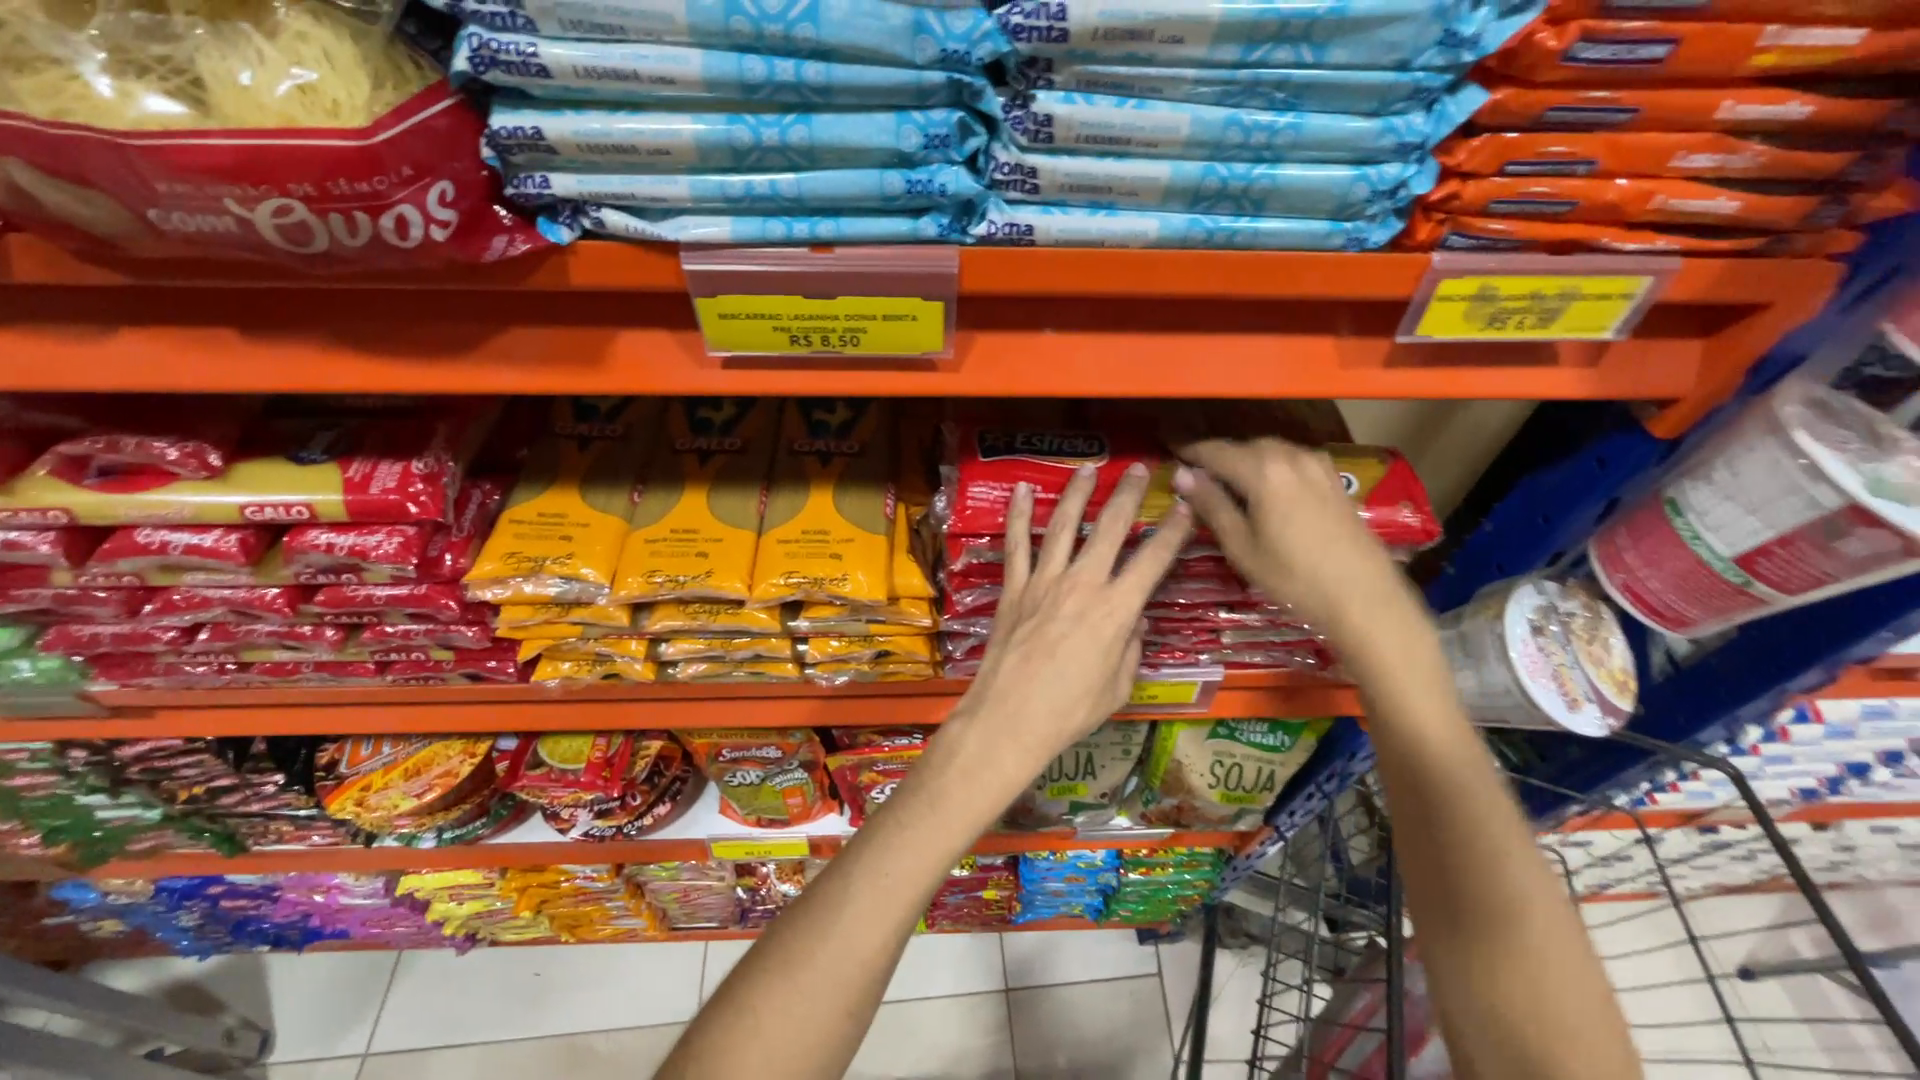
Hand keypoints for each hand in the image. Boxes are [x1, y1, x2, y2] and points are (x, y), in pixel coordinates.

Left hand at [950, 462, 1192, 768]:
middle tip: (1138, 469)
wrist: (1010, 717)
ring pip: (1063, 525)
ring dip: (1077, 493)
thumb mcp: (1118, 686)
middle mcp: (1083, 584)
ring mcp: (1044, 581)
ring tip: (1089, 468)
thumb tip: (1136, 623)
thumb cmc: (1071, 710)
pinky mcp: (1014, 588)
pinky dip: (1017, 515)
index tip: (1186, 506)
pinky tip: (1021, 490)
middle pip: (1109, 528)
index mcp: (1117, 609)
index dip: (1173, 530)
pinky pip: (1016, 544)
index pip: (1154, 559)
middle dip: (1127, 495)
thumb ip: (1131, 649)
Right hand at [1172, 437, 1426, 651]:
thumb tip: (1183, 476)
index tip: (1173, 456)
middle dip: (1220, 457)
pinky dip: (1273, 467)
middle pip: (1245, 446)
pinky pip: (1293, 461)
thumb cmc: (1293, 577)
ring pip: (1271, 451)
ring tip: (1229, 483)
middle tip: (1198, 477)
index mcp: (1263, 471)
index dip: (1191, 452)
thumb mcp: (1241, 546)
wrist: (1362, 595)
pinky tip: (1268, 489)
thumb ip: (1212, 505)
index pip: (1216, 451)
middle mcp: (1291, 457)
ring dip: (1247, 460)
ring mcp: (1317, 465)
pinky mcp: (1334, 479)